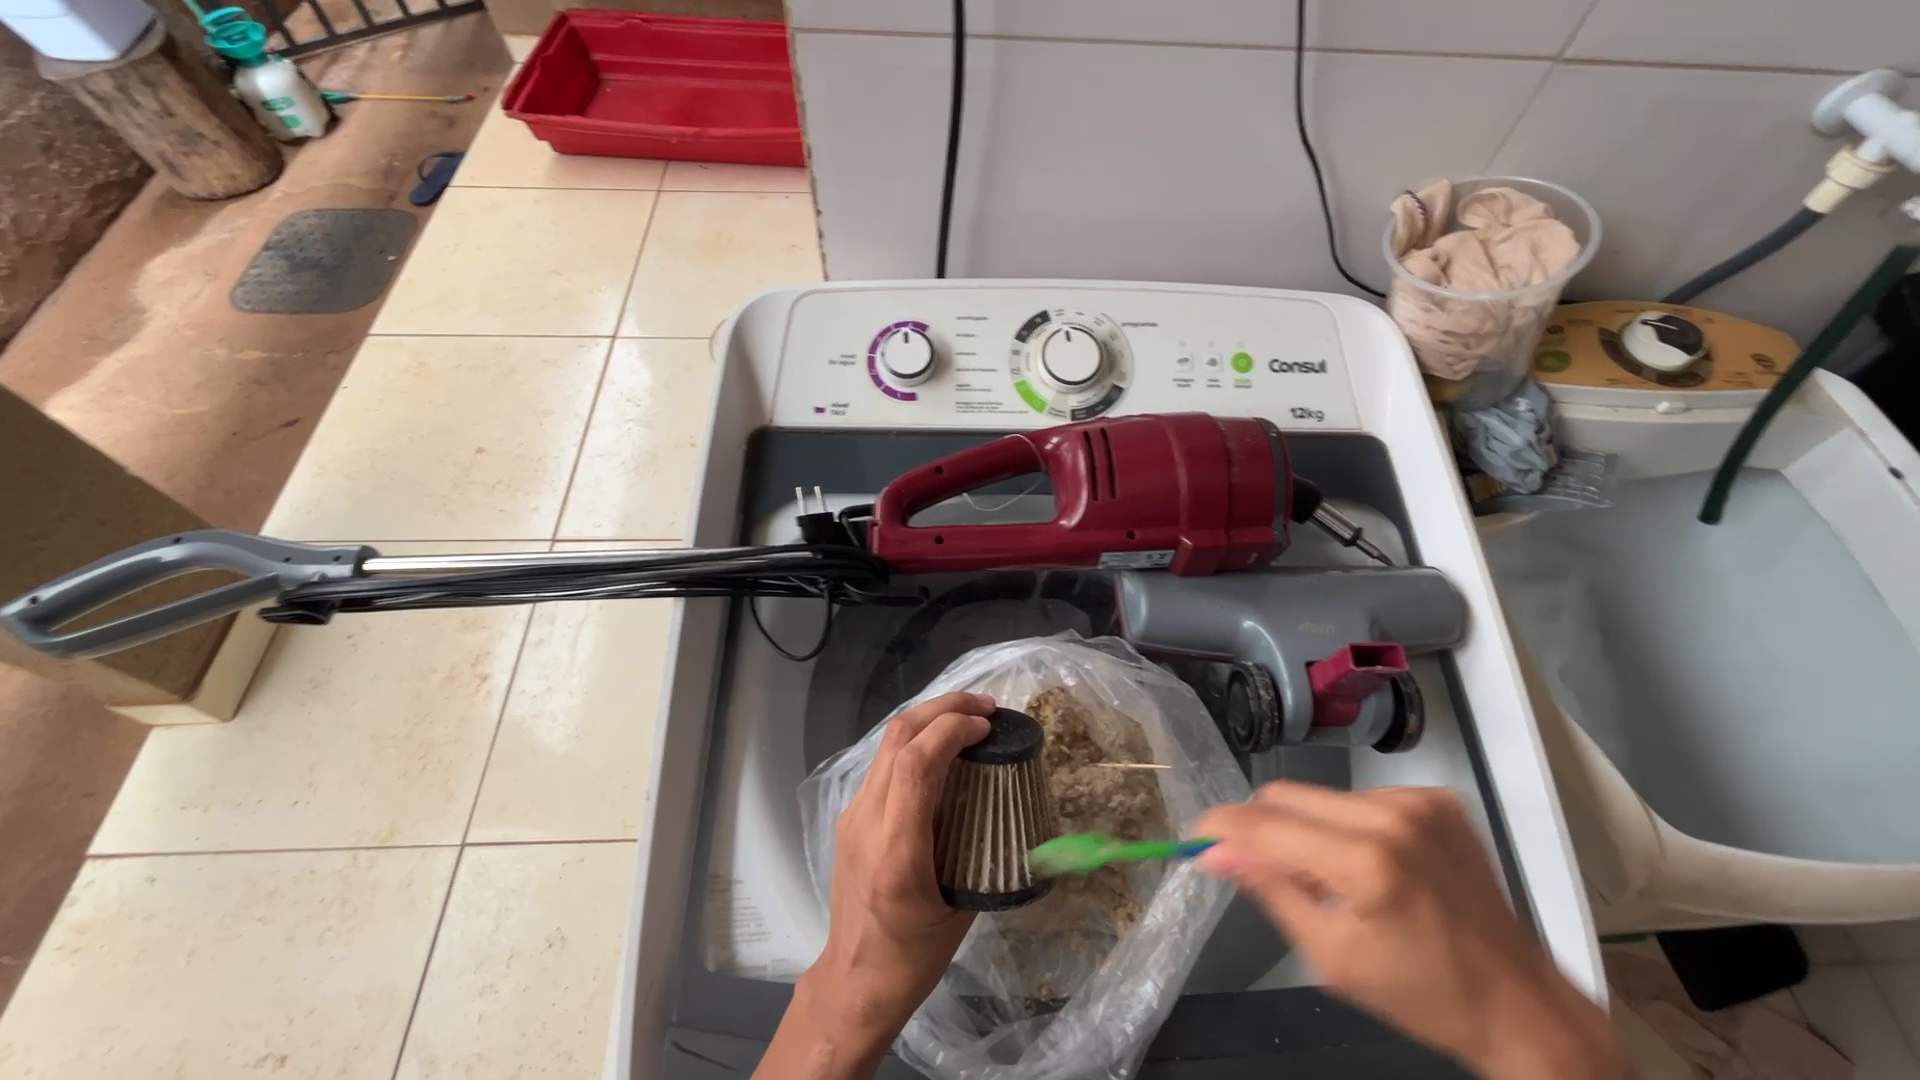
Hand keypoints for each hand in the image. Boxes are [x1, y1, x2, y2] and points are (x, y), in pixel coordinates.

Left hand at [760, 692, 994, 1079]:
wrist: (855, 981)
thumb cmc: (914, 955)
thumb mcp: (961, 906)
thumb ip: (980, 851)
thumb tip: (1007, 807)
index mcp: (897, 849)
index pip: (917, 764)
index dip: (953, 729)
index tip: (988, 726)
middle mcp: (867, 821)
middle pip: (898, 738)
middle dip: (943, 708)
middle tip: (986, 707)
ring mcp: (853, 816)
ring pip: (887, 744)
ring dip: (928, 719)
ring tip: (969, 717)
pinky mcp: (850, 817)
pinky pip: (883, 763)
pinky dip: (915, 742)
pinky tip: (942, 748)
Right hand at [1194, 783, 1625, 1079]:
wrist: (1520, 1002)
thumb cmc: (1420, 994)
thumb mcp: (1329, 954)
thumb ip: (1268, 889)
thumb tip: (1214, 852)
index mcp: (1365, 864)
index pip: (1264, 824)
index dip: (1221, 827)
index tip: (1197, 838)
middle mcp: (1392, 817)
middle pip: (1286, 797)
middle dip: (1262, 828)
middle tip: (1261, 867)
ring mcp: (1419, 803)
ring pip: (1320, 796)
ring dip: (1306, 828)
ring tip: (1330, 877)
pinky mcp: (1437, 800)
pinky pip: (1359, 798)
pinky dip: (1347, 825)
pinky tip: (1369, 864)